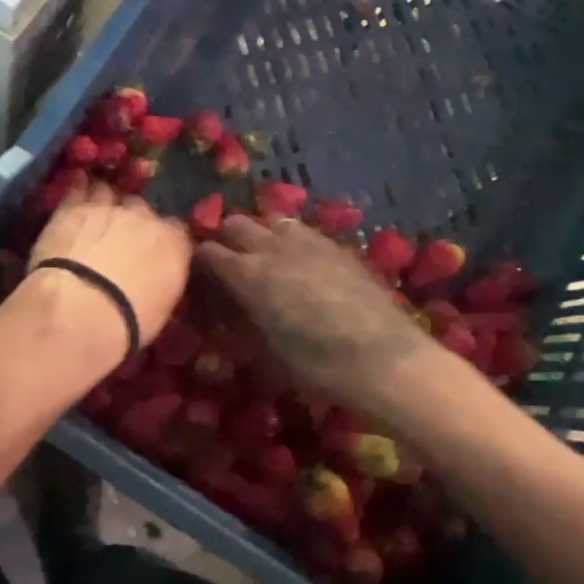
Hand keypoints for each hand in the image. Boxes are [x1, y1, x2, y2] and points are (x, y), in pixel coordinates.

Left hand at [27, 181, 191, 348]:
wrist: (82, 309)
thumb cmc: (128, 322)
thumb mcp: (160, 309)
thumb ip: (162, 281)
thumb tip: (155, 278)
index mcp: (173, 244)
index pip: (176, 231)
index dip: (162, 240)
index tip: (152, 253)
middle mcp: (144, 218)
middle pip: (141, 209)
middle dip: (131, 222)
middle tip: (117, 241)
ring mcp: (107, 209)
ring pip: (109, 193)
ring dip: (104, 203)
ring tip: (95, 216)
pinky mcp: (73, 208)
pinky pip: (78, 189)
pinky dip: (79, 188)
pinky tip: (76, 188)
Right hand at [195, 216, 442, 414]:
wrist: (385, 360)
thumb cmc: (317, 365)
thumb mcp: (265, 351)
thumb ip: (239, 322)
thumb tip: (222, 311)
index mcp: (247, 274)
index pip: (207, 252)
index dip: (198, 261)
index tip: (197, 275)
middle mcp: (272, 247)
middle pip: (235, 223)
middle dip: (225, 238)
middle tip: (227, 261)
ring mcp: (307, 241)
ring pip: (270, 218)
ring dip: (260, 232)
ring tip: (263, 255)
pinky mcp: (335, 245)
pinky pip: (301, 229)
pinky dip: (289, 238)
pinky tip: (298, 260)